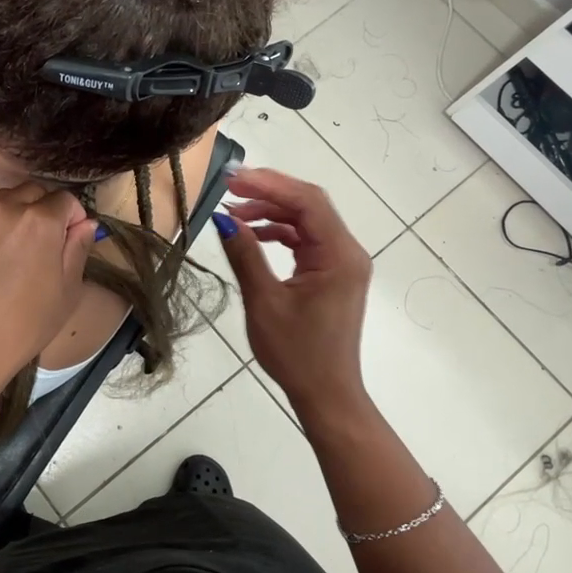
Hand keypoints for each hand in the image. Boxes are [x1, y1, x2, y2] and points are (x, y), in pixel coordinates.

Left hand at [0, 184, 96, 401]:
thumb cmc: (23, 325)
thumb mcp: (66, 292)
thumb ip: (78, 249)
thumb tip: (86, 223)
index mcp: (39, 221)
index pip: (65, 200)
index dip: (73, 217)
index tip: (71, 238)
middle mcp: (5, 207)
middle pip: (33, 193)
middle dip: (44, 211)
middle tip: (44, 244)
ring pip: (4, 199)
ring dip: (16, 213)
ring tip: (16, 248)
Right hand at [216, 167, 374, 421]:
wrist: (326, 393)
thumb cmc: (296, 353)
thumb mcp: (264, 302)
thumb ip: (245, 254)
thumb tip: (224, 218)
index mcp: (338, 255)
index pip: (306, 202)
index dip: (269, 184)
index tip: (233, 179)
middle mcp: (348, 252)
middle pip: (309, 205)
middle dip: (269, 191)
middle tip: (229, 186)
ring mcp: (343, 262)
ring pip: (308, 220)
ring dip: (273, 211)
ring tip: (235, 211)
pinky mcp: (333, 274)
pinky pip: (308, 239)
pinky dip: (281, 231)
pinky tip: (253, 234)